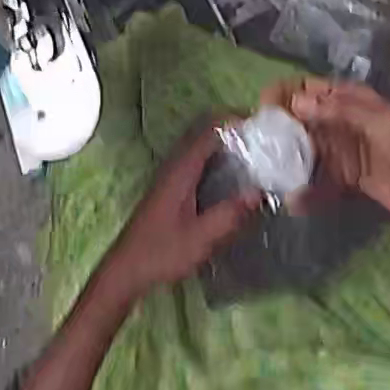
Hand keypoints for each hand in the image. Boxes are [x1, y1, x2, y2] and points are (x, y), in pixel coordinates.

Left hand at [95, 117, 258, 300]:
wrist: (127, 268)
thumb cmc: (161, 252)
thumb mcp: (200, 238)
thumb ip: (229, 214)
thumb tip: (261, 192)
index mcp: (181, 170)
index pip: (209, 130)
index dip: (234, 122)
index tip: (260, 126)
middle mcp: (175, 165)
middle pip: (205, 133)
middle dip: (233, 130)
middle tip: (263, 139)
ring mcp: (171, 175)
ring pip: (201, 147)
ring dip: (225, 145)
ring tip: (255, 154)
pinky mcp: (172, 187)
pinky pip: (198, 161)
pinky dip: (217, 159)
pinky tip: (234, 176)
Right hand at [271, 79, 389, 224]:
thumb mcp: (382, 123)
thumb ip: (340, 110)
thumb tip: (297, 102)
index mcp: (348, 99)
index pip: (305, 87)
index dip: (282, 93)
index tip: (264, 110)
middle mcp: (337, 121)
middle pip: (296, 118)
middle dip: (276, 129)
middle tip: (259, 147)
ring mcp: (339, 150)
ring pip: (301, 149)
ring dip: (285, 160)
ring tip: (269, 176)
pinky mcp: (342, 177)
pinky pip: (315, 179)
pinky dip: (304, 190)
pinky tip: (295, 201)